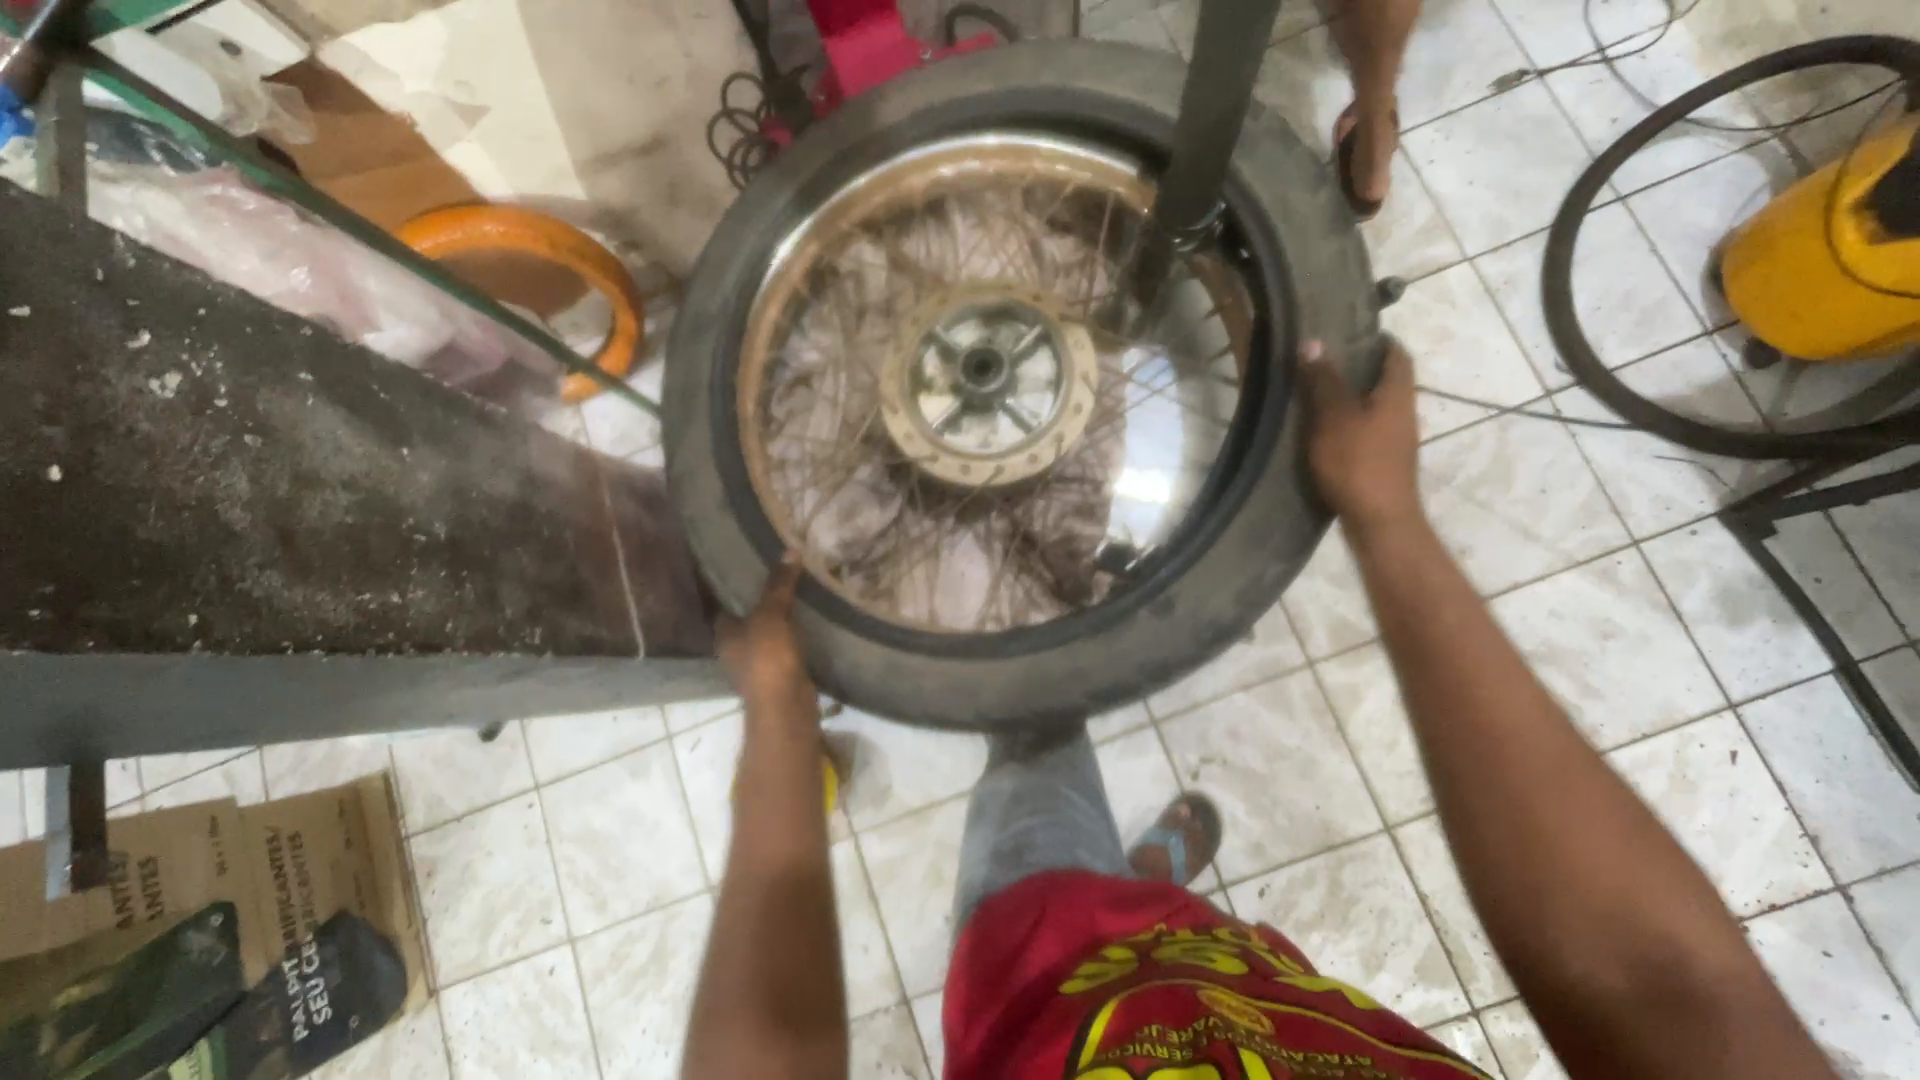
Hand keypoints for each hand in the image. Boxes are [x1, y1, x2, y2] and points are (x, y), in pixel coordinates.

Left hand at [718, 553, 816, 713]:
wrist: (787, 709)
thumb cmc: (767, 661)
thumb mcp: (771, 617)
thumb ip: (779, 585)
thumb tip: (790, 550)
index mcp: (723, 634)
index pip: (722, 603)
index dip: (732, 583)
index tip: (748, 561)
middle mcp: (735, 649)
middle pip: (746, 616)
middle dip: (760, 597)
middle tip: (780, 570)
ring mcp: (758, 663)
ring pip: (767, 631)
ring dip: (780, 615)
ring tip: (799, 588)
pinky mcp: (780, 673)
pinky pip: (786, 645)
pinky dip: (795, 633)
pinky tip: (811, 618)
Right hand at [1302, 338, 1422, 534]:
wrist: (1380, 521)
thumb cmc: (1358, 463)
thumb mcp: (1334, 417)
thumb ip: (1323, 380)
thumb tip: (1313, 341)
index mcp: (1397, 393)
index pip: (1396, 353)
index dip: (1377, 339)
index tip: (1348, 333)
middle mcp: (1404, 412)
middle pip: (1386, 380)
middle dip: (1359, 368)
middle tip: (1323, 361)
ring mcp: (1396, 440)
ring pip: (1375, 406)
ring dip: (1352, 397)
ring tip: (1316, 394)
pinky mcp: (1384, 463)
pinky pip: (1368, 431)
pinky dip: (1349, 423)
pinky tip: (1323, 431)